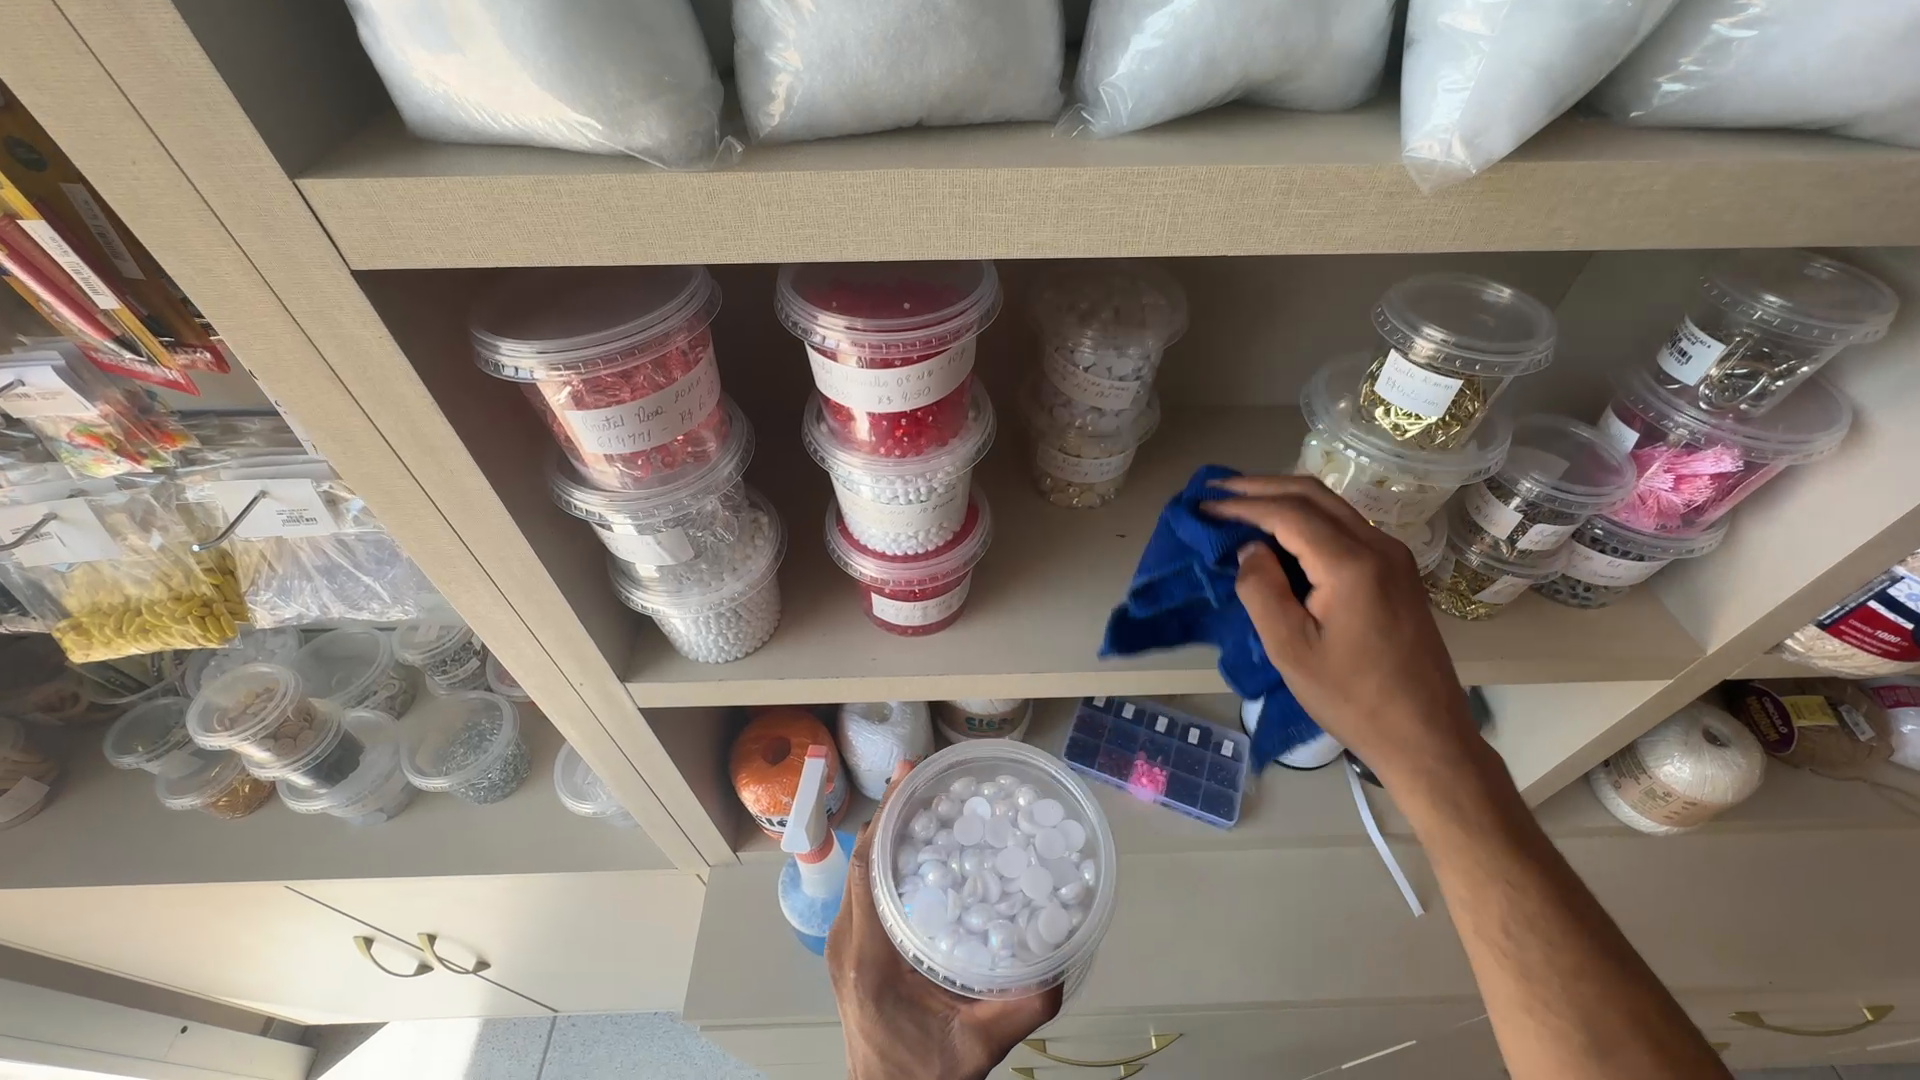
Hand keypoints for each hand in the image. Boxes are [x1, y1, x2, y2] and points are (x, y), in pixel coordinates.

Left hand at [828, 761, 1061, 1079]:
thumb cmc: (925, 1076)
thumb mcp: (979, 1045)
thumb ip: (1021, 1007)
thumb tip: (1060, 965)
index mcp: (868, 956)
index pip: (866, 869)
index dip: (884, 817)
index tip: (907, 777)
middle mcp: (847, 941)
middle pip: (861, 860)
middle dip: (889, 813)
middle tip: (923, 775)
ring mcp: (845, 945)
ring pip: (860, 872)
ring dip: (885, 833)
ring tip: (922, 800)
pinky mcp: (852, 951)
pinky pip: (864, 890)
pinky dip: (885, 859)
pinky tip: (917, 848)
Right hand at [1202, 475, 1482, 786]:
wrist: (1425, 735)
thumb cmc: (1352, 698)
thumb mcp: (1290, 649)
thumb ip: (1262, 590)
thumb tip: (1249, 549)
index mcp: (1352, 563)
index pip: (1288, 513)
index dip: (1241, 505)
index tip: (1202, 506)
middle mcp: (1379, 546)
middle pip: (1313, 495)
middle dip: (1260, 488)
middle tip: (1214, 490)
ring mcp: (1394, 557)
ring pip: (1332, 506)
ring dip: (1283, 499)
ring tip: (1239, 503)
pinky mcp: (1397, 572)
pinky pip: (1345, 527)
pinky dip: (1306, 519)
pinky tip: (1280, 532)